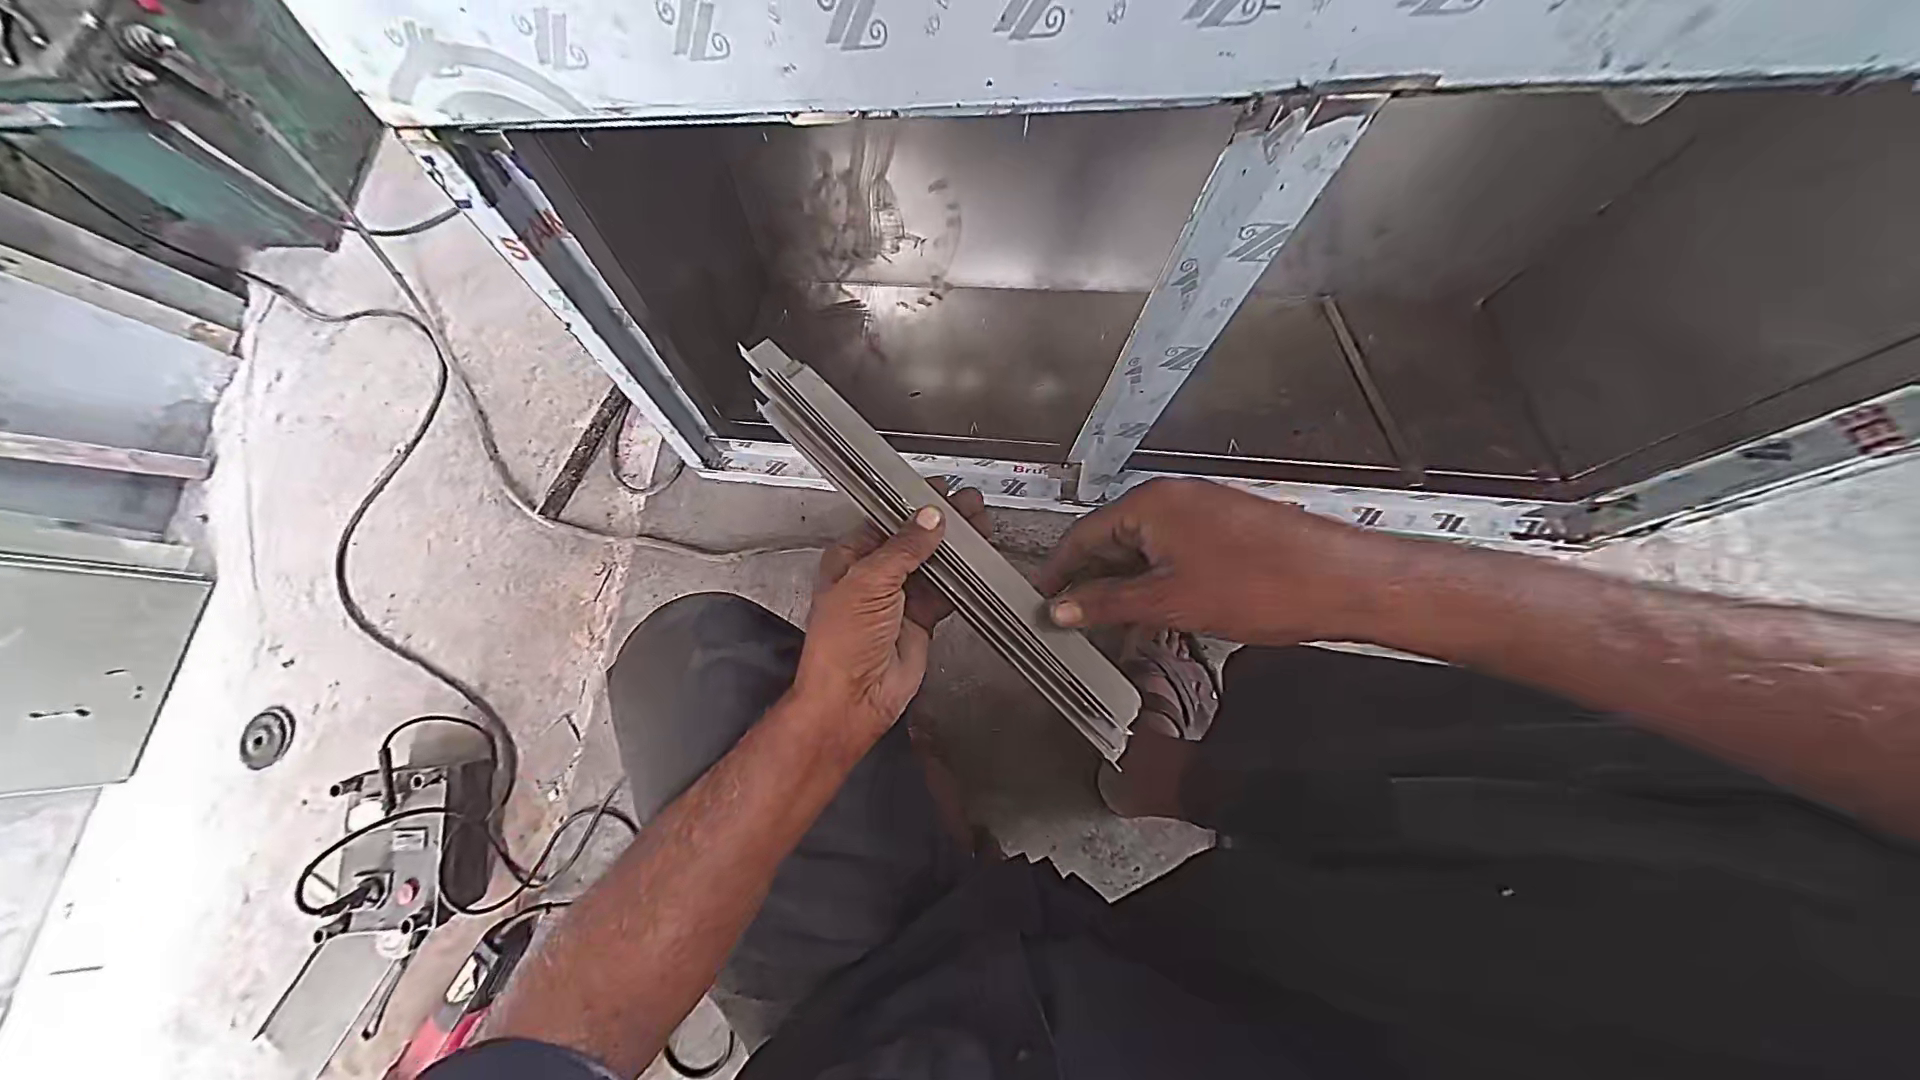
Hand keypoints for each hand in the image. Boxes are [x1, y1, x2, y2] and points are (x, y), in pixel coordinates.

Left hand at [793, 486, 990, 739]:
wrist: (854, 697)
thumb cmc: (841, 645)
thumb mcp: (869, 583)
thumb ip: (903, 548)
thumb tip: (928, 518)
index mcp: (850, 560)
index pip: (886, 521)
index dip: (912, 505)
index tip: (939, 491)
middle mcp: (873, 577)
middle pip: (913, 541)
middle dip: (941, 523)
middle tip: (968, 506)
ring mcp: (897, 599)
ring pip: (932, 565)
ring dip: (955, 549)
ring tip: (979, 528)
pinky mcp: (919, 620)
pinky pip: (944, 593)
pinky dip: (961, 580)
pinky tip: (975, 564)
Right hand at [1034, 477, 1395, 644]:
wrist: (1341, 582)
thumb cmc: (1268, 583)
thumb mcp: (1168, 602)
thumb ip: (1106, 604)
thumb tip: (1066, 608)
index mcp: (1151, 504)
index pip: (1082, 534)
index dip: (1059, 569)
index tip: (1044, 593)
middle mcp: (1172, 498)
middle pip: (1110, 538)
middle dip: (1091, 579)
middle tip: (1075, 614)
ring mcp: (1199, 511)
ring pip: (1141, 548)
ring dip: (1124, 582)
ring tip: (1114, 619)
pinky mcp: (1221, 528)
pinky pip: (1170, 550)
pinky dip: (1154, 578)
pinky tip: (1154, 607)